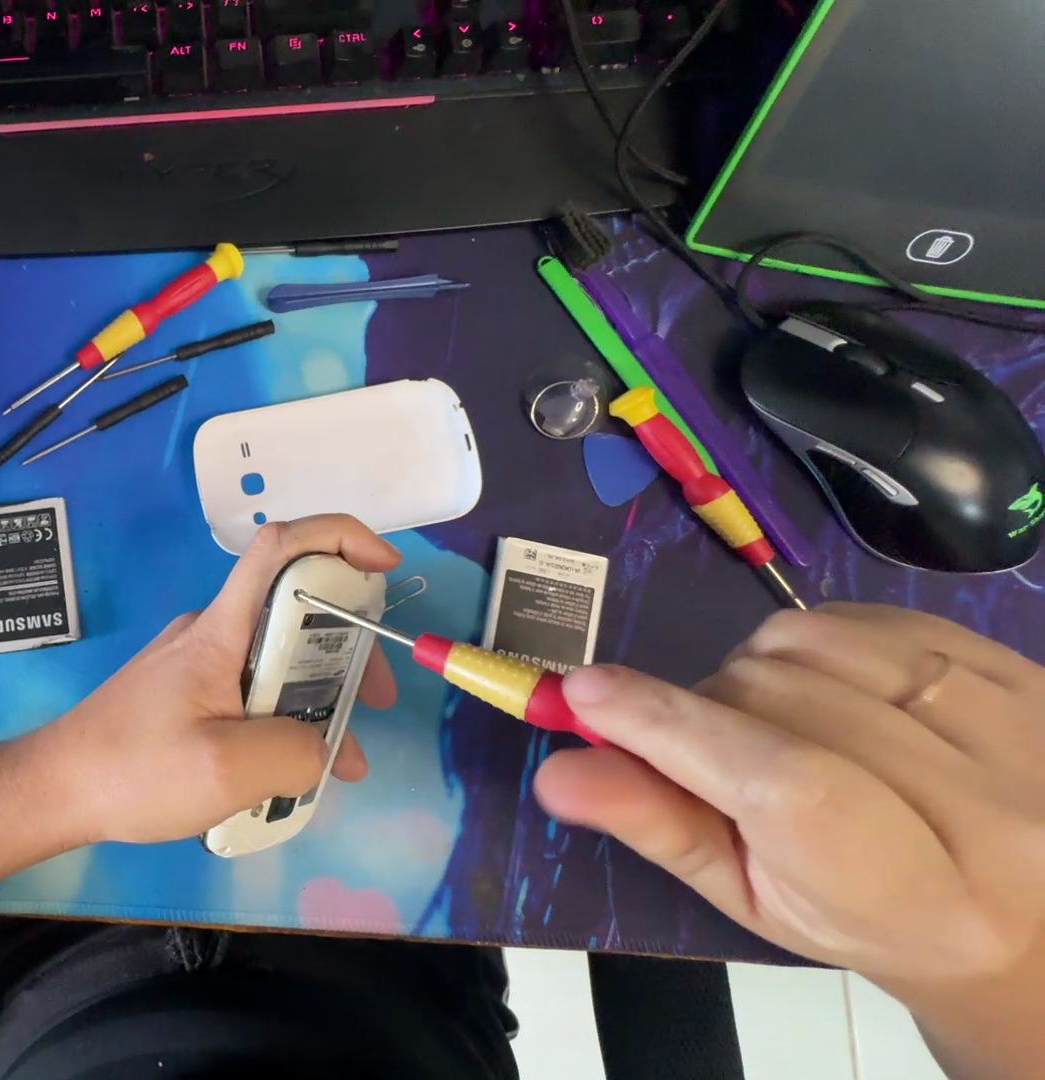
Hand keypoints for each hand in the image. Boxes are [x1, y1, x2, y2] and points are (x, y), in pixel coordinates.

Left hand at [29, 516, 399, 846]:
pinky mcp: (190, 690)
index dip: (339, 537)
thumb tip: (322, 744)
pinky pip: (253, 690)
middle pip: (296, 613)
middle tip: (370, 711)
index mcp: (221, 630)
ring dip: (318, 701)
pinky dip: (283, 719)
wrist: (58, 787)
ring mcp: (200, 660)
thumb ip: (295, 751)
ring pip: (279, 660)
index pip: (279, 547)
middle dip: (349, 653)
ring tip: (336, 764)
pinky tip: (289, 770)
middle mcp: (213, 632)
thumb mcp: (227, 771)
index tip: (386, 567)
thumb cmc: (136, 770)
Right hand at [535, 603, 1044, 987]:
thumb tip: (554, 775)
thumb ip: (653, 824)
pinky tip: (826, 689)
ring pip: (809, 645)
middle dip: (704, 707)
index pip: (786, 786)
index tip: (584, 694)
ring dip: (753, 670)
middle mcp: (1000, 817)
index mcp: (915, 899)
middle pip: (780, 698)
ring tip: (772, 720)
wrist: (1022, 909)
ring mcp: (1029, 734)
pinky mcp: (1028, 673)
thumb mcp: (742, 890)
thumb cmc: (856, 912)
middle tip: (708, 746)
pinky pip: (860, 619)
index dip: (671, 725)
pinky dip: (808, 643)